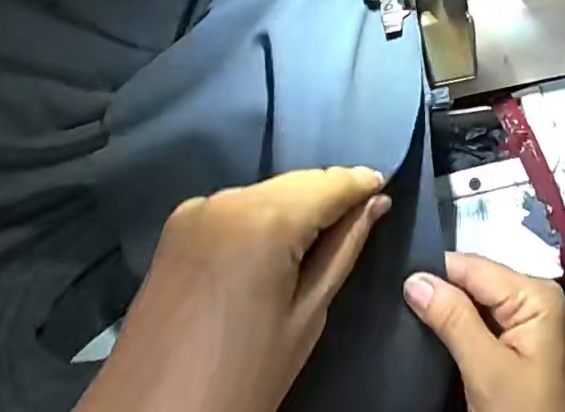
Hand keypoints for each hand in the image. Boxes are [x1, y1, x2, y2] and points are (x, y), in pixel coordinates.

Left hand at [76, 167, 391, 411]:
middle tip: (365, 210)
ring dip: (299, 203)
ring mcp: (197, 209)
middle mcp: (228, 200)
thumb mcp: (305, 318)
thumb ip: (344, 250)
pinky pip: (240, 205)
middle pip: (299, 182)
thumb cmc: (238, 382)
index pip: (330, 183)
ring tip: (324, 230)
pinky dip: (265, 214)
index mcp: (263, 221)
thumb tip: (376, 204)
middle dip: (332, 193)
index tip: (386, 185)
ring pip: (270, 190)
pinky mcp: (178, 226)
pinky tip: (278, 242)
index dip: (362, 183)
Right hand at [404, 252, 564, 411]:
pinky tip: (435, 328)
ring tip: (411, 306)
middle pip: (477, 281)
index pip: (477, 267)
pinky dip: (459, 325)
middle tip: (402, 295)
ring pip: (476, 300)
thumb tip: (415, 280)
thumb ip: (453, 320)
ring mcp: (528, 320)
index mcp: (537, 293)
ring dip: (447, 307)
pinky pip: (482, 320)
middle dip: (443, 288)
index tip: (400, 278)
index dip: (438, 270)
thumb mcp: (486, 371)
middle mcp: (535, 296)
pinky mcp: (518, 342)